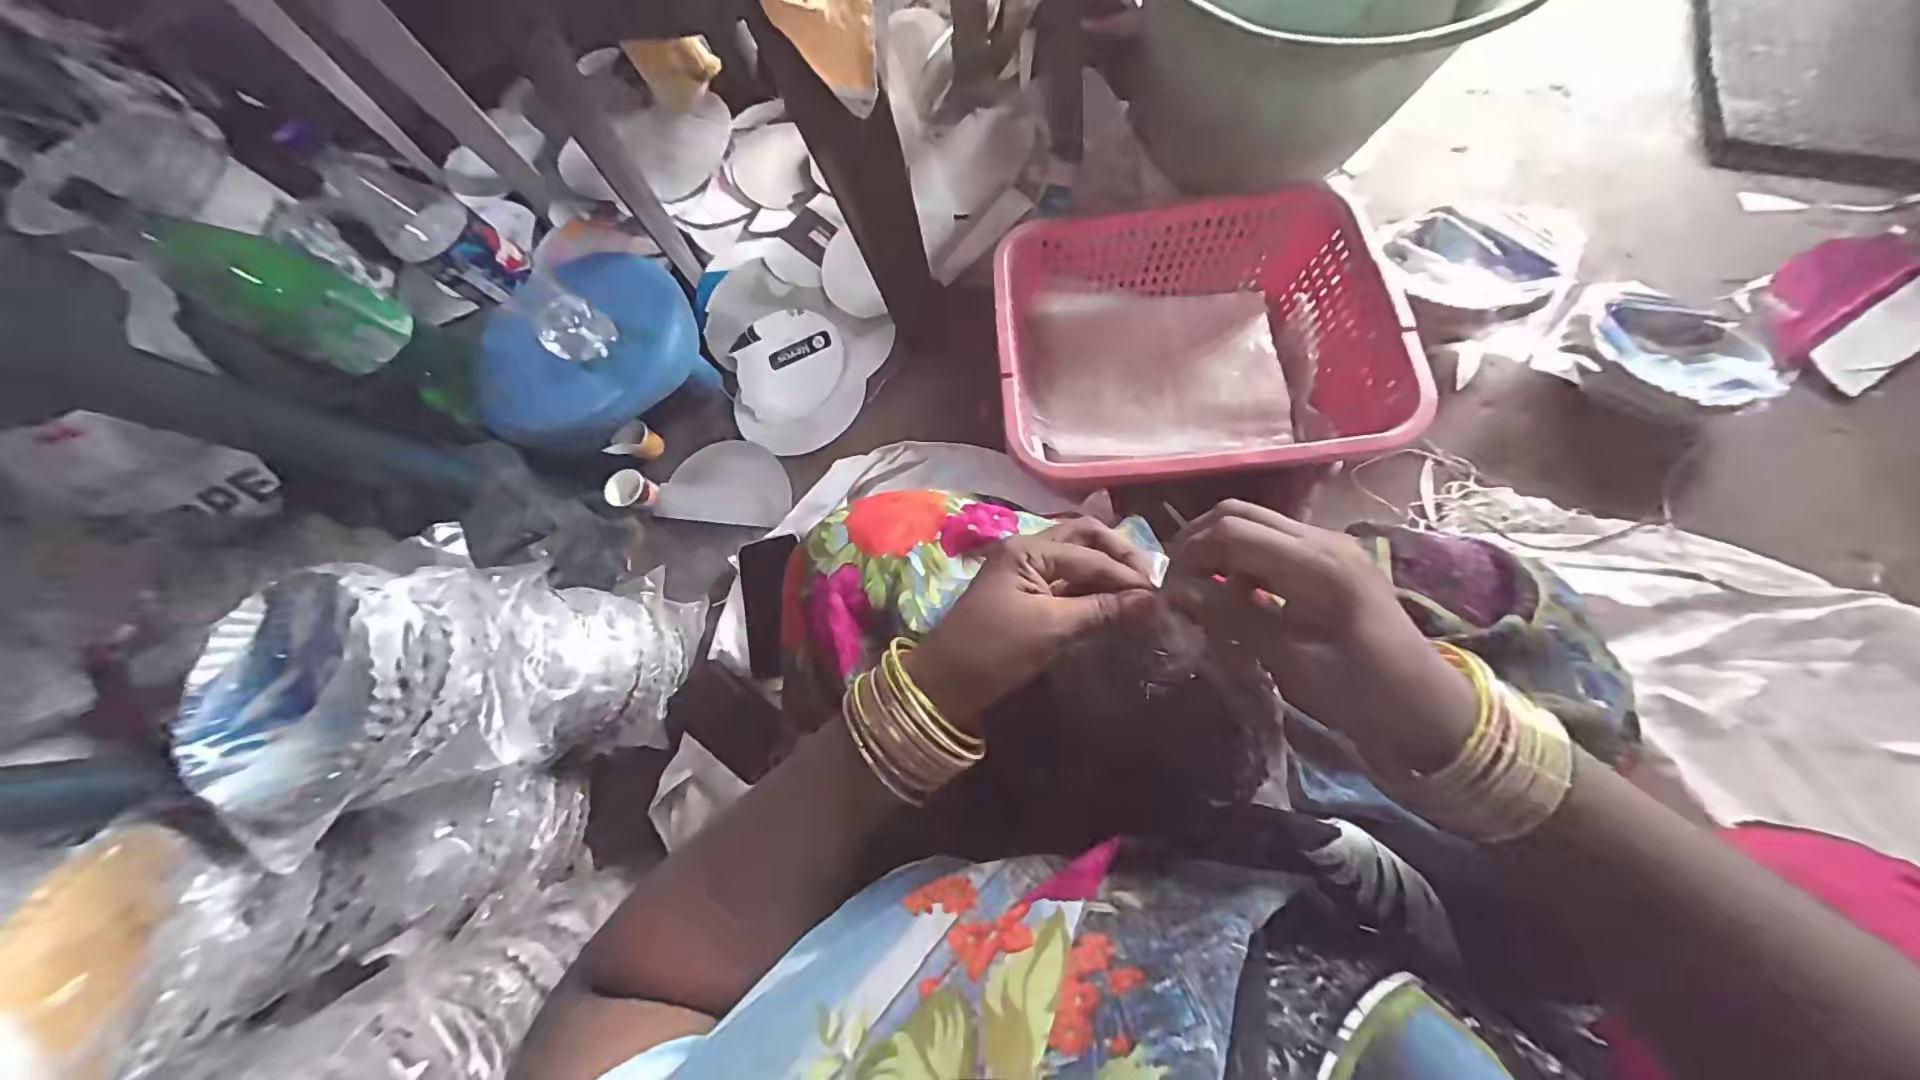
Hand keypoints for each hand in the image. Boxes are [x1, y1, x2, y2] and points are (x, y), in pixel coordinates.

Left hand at [908, 518, 1156, 729]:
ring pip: (1076, 557)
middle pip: (1083, 538)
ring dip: (1106, 570)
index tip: (1159, 595)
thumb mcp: (1050, 629)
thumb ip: (1100, 610)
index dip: (1126, 574)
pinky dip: (1091, 586)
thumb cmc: (993, 651)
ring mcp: (1025, 569)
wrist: (946, 683)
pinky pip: (1067, 579)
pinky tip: (1114, 601)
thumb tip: (1151, 600)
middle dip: (1118, 556)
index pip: (1089, 553)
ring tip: (1139, 591)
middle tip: (1149, 582)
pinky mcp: (1027, 591)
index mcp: (1027, 549)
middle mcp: (1027, 549)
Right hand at [1166, 500, 1476, 772]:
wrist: (1428, 708)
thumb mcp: (1290, 661)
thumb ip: (1233, 617)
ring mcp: (1329, 545)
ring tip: (1201, 591)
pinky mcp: (1328, 559)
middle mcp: (1323, 540)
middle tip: (1176, 582)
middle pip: (1238, 513)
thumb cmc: (1362, 693)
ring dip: (1217, 549)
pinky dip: (1240, 560)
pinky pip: (1270, 542)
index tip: (1169, 591)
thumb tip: (1178, 591)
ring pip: (1252, 523)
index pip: (1232, 531)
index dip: (1189, 554)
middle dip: (1197, 541)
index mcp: (1318, 565)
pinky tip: (1235, 594)